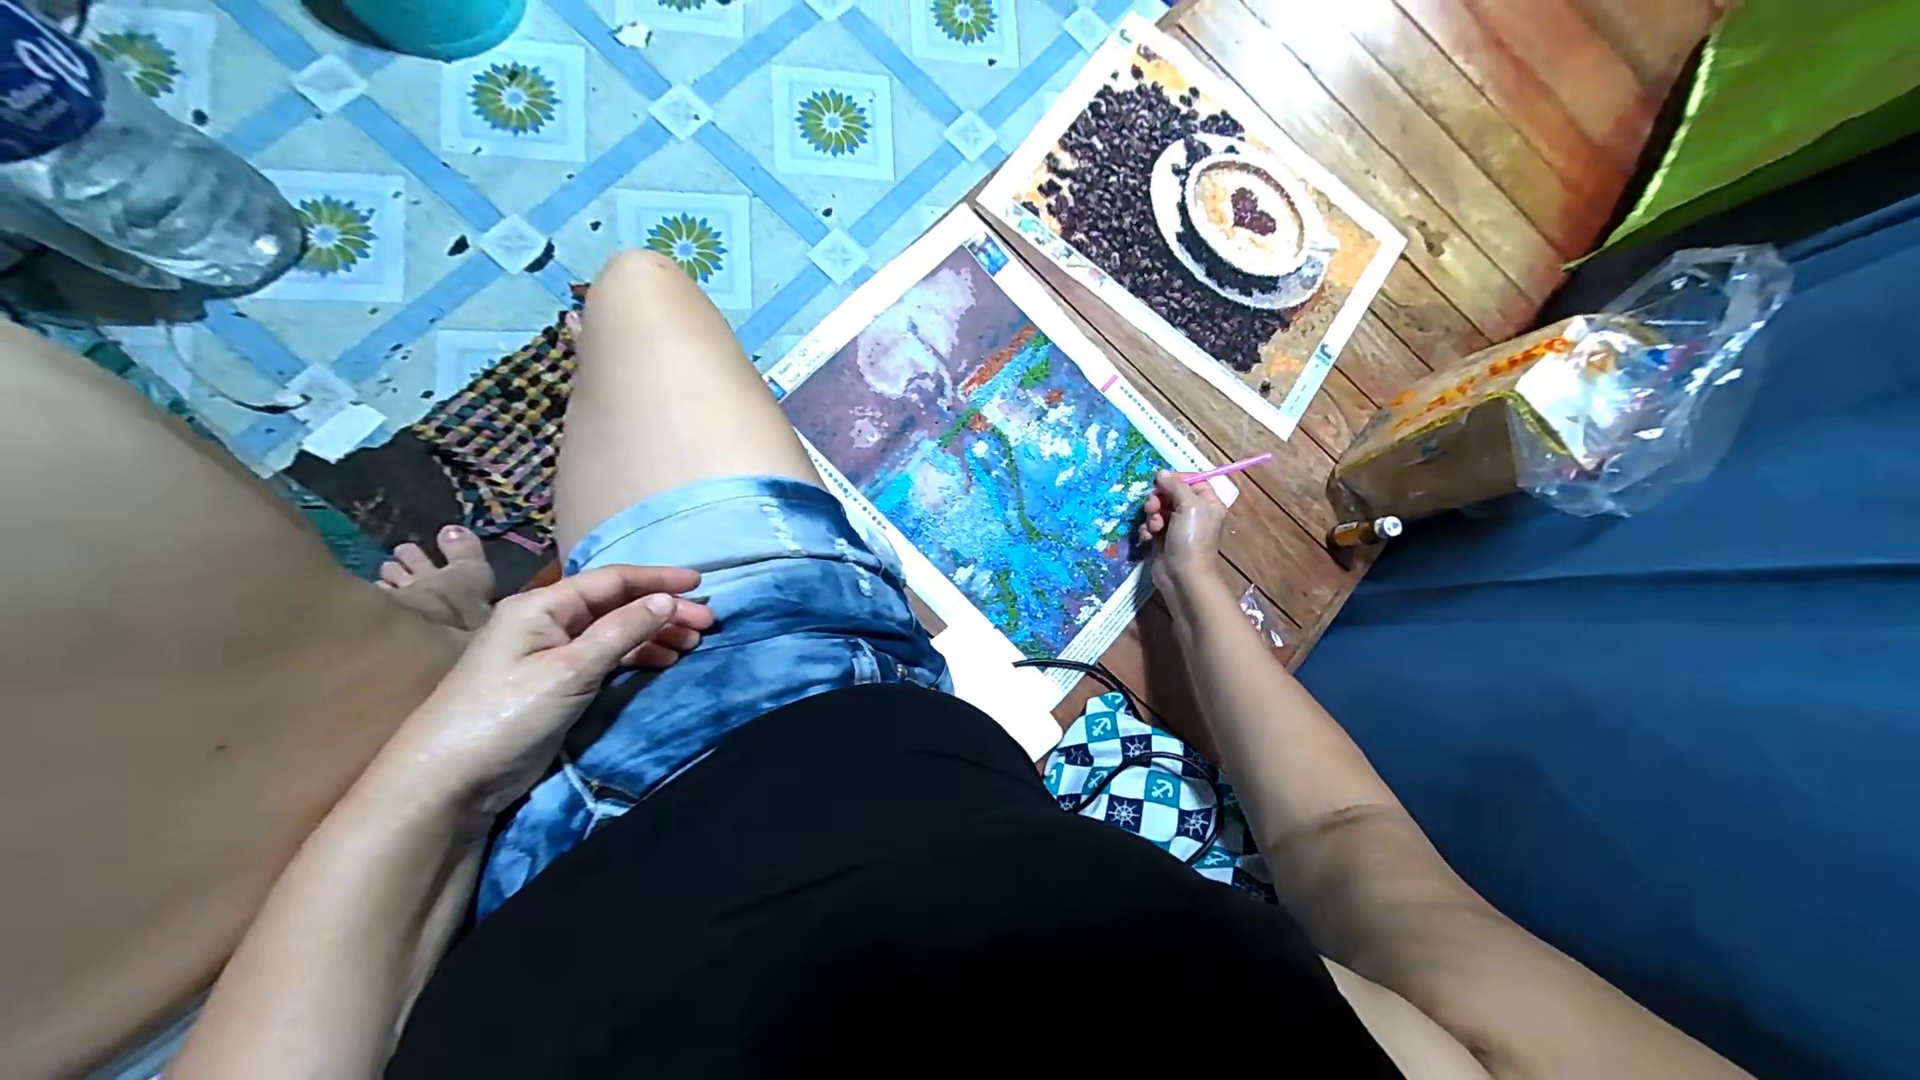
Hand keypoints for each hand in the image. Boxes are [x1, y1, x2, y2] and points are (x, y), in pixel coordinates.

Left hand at [367, 565, 714, 815]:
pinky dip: (638, 656)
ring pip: (616, 631)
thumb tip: (667, 600)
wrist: (448, 783)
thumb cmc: (506, 716)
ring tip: (693, 642)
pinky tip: (664, 660)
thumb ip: (622, 631)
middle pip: (618, 605)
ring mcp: (552, 653)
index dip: (658, 579)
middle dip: (664, 610)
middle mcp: (548, 622)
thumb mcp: (569, 670)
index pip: (612, 581)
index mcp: (542, 606)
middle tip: (707, 623)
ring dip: (655, 633)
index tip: (699, 583)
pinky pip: (608, 656)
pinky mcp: (558, 682)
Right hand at [1140, 469, 1227, 591]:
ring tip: (1153, 526)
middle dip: (1159, 499)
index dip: (1176, 479)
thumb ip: (1176, 485)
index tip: (1161, 481)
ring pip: (1158, 508)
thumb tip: (1162, 473)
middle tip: (1153, 506)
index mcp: (1208, 503)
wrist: (1181, 575)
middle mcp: (1194, 513)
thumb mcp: (1189, 505)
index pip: (1193, 481)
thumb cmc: (1191, 538)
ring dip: (1152, 515)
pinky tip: (1148, 536)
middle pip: (1171, 494)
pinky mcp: (1162, 538)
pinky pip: (1150, 524)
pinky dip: (1147, 528)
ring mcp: (1177, 526)